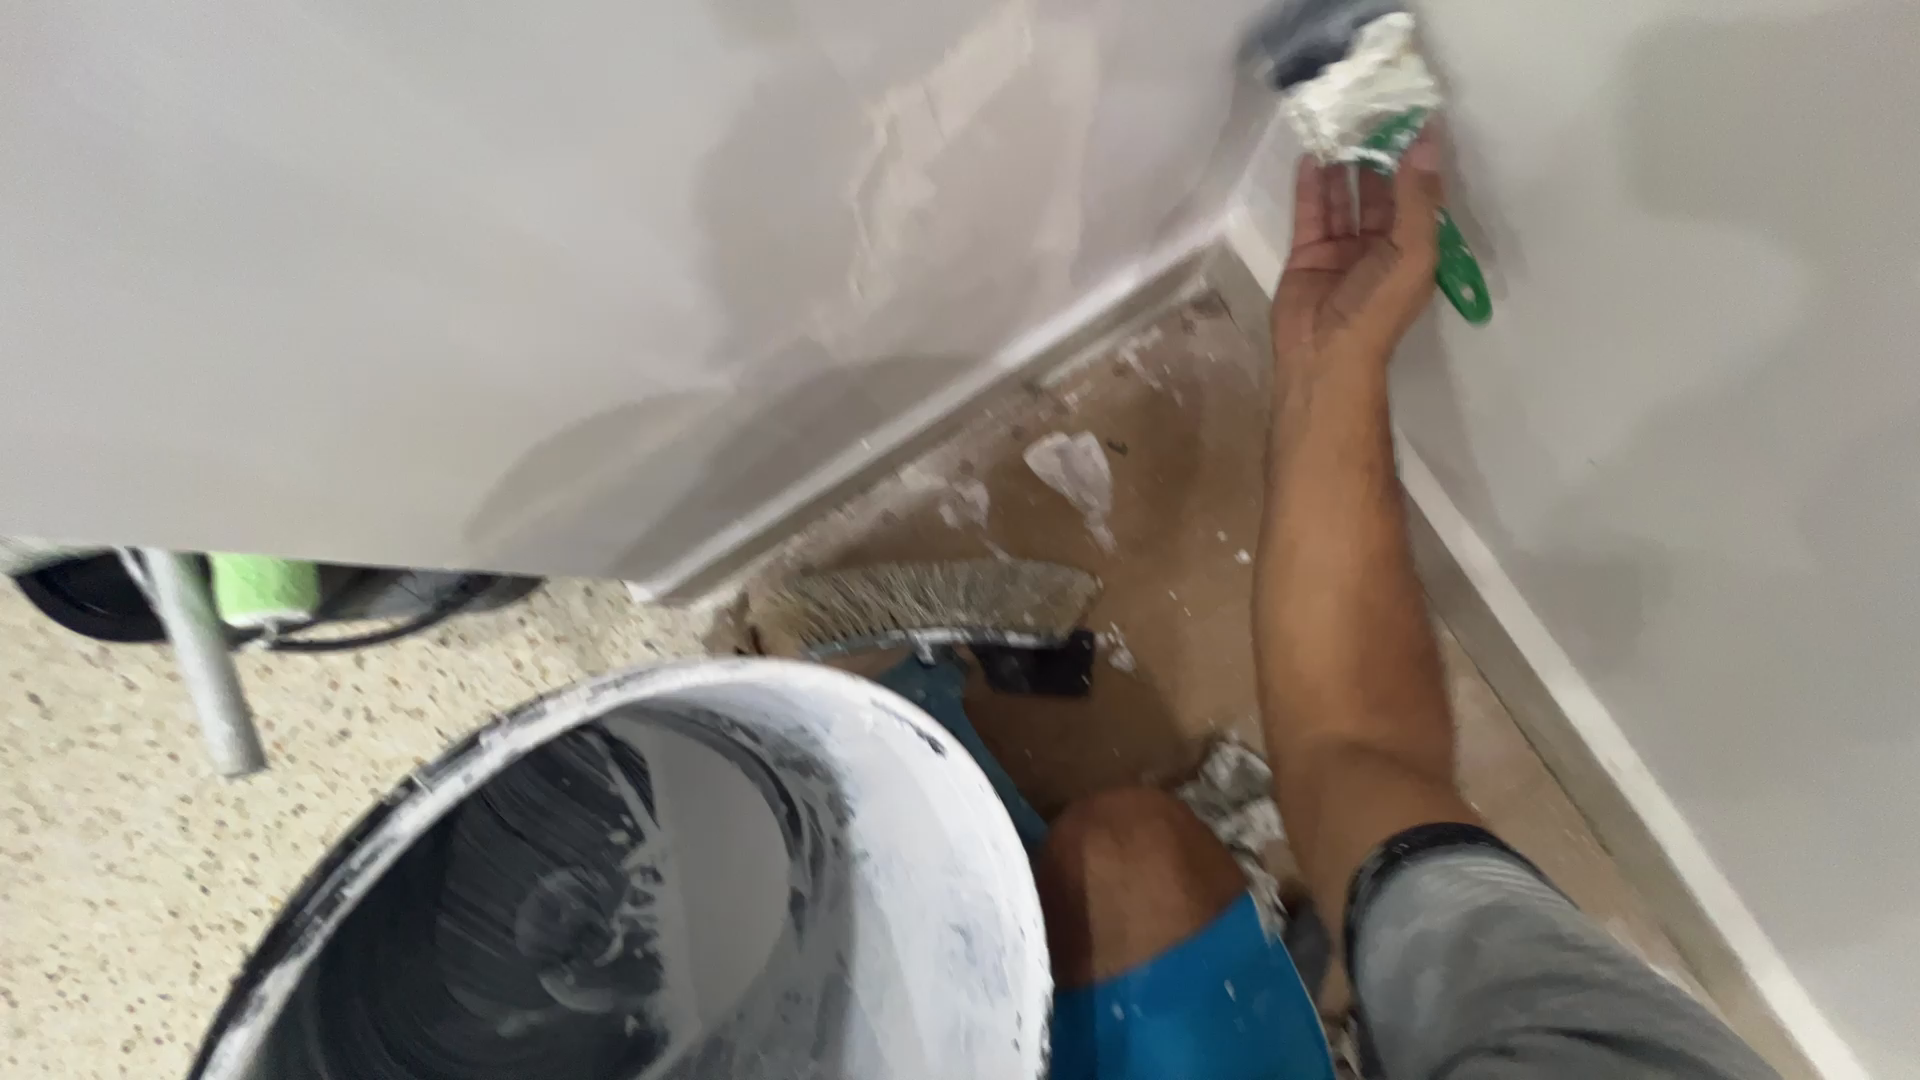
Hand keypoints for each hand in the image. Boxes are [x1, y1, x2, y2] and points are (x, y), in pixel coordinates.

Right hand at [1270, 133, 1444, 391]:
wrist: (1324, 354)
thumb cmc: (1377, 308)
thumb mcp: (1413, 252)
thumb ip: (1417, 198)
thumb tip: (1424, 143)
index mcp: (1414, 247)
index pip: (1419, 193)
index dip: (1418, 158)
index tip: (1415, 114)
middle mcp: (1379, 244)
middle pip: (1380, 191)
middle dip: (1377, 155)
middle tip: (1372, 112)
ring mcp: (1340, 249)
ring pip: (1344, 198)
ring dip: (1343, 165)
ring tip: (1341, 126)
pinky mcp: (1306, 253)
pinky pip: (1310, 213)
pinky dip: (1310, 186)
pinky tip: (1312, 156)